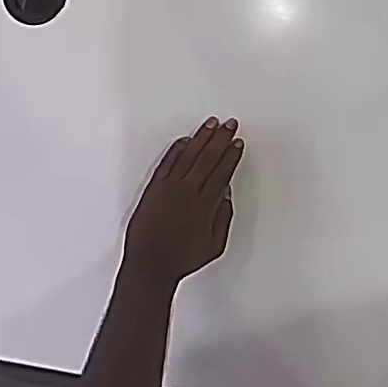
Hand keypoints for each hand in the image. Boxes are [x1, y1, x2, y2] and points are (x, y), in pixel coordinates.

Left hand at [122, 117, 243, 291]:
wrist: (149, 263)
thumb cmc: (180, 258)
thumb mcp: (214, 245)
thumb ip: (222, 218)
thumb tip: (225, 195)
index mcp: (204, 205)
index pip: (222, 172)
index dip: (231, 155)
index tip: (238, 143)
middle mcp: (187, 191)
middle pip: (208, 158)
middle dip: (222, 138)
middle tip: (230, 124)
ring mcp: (169, 186)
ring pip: (189, 154)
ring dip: (202, 137)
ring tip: (211, 123)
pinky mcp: (155, 186)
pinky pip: (168, 161)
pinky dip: (177, 148)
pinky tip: (185, 139)